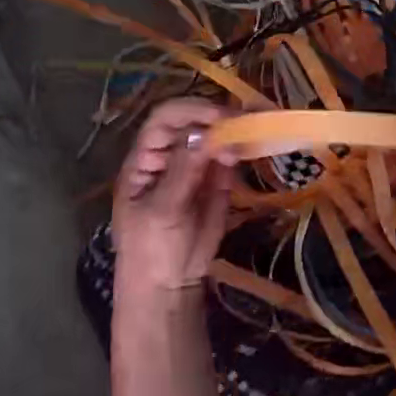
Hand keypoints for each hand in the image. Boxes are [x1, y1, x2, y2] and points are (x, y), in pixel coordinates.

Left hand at [112, 99, 237, 300]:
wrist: (169, 285)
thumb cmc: (150, 249)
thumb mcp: (162, 211)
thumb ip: (183, 171)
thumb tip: (204, 132)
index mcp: (145, 157)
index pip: (165, 119)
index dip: (192, 110)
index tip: (220, 115)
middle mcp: (170, 153)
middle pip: (193, 121)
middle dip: (218, 116)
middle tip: (244, 122)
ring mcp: (195, 165)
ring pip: (215, 136)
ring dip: (233, 130)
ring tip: (250, 136)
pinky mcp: (216, 180)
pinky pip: (229, 156)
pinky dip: (241, 149)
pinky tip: (249, 150)